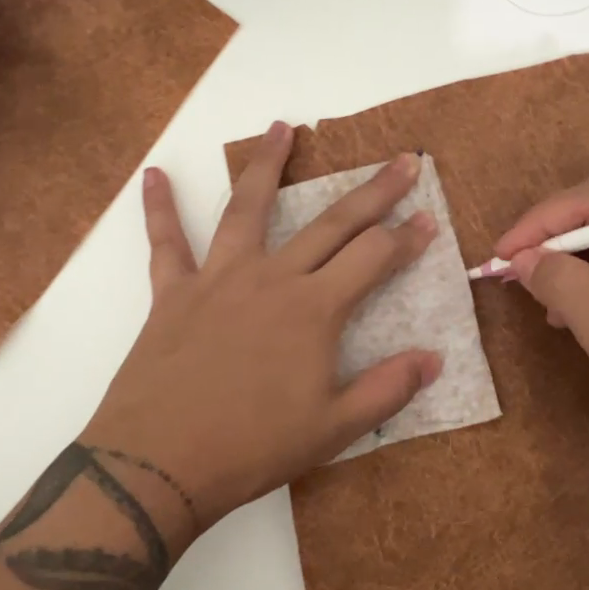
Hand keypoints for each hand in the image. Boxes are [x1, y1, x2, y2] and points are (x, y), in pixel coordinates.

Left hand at [84, 122, 442, 534]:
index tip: (429, 218)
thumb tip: (434, 358)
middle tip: (401, 160)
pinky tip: (154, 174)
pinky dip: (159, 207)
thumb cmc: (253, 448)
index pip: (374, 257)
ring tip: (282, 126)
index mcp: (314, 309)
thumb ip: (387, 389)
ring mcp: (219, 278)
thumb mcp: (333, 429)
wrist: (160, 463)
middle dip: (372, 190)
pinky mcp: (173, 292)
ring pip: (248, 208)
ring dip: (268, 164)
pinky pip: (166, 242)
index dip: (406, 237)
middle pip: (331, 222)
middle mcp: (272, 278)